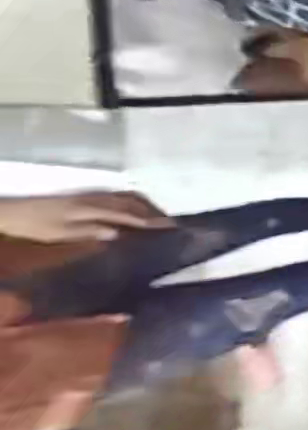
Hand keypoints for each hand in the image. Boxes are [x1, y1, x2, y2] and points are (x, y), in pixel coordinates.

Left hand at [0, 192, 171, 243]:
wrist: (9, 211)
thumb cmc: (33, 225)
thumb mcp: (57, 233)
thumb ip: (89, 232)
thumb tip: (118, 233)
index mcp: (94, 209)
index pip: (129, 215)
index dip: (149, 220)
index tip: (169, 226)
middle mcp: (99, 199)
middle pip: (134, 203)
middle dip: (153, 211)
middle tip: (168, 221)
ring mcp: (94, 195)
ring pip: (129, 197)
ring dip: (146, 205)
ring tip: (156, 214)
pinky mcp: (89, 195)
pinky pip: (121, 196)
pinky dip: (134, 201)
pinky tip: (135, 207)